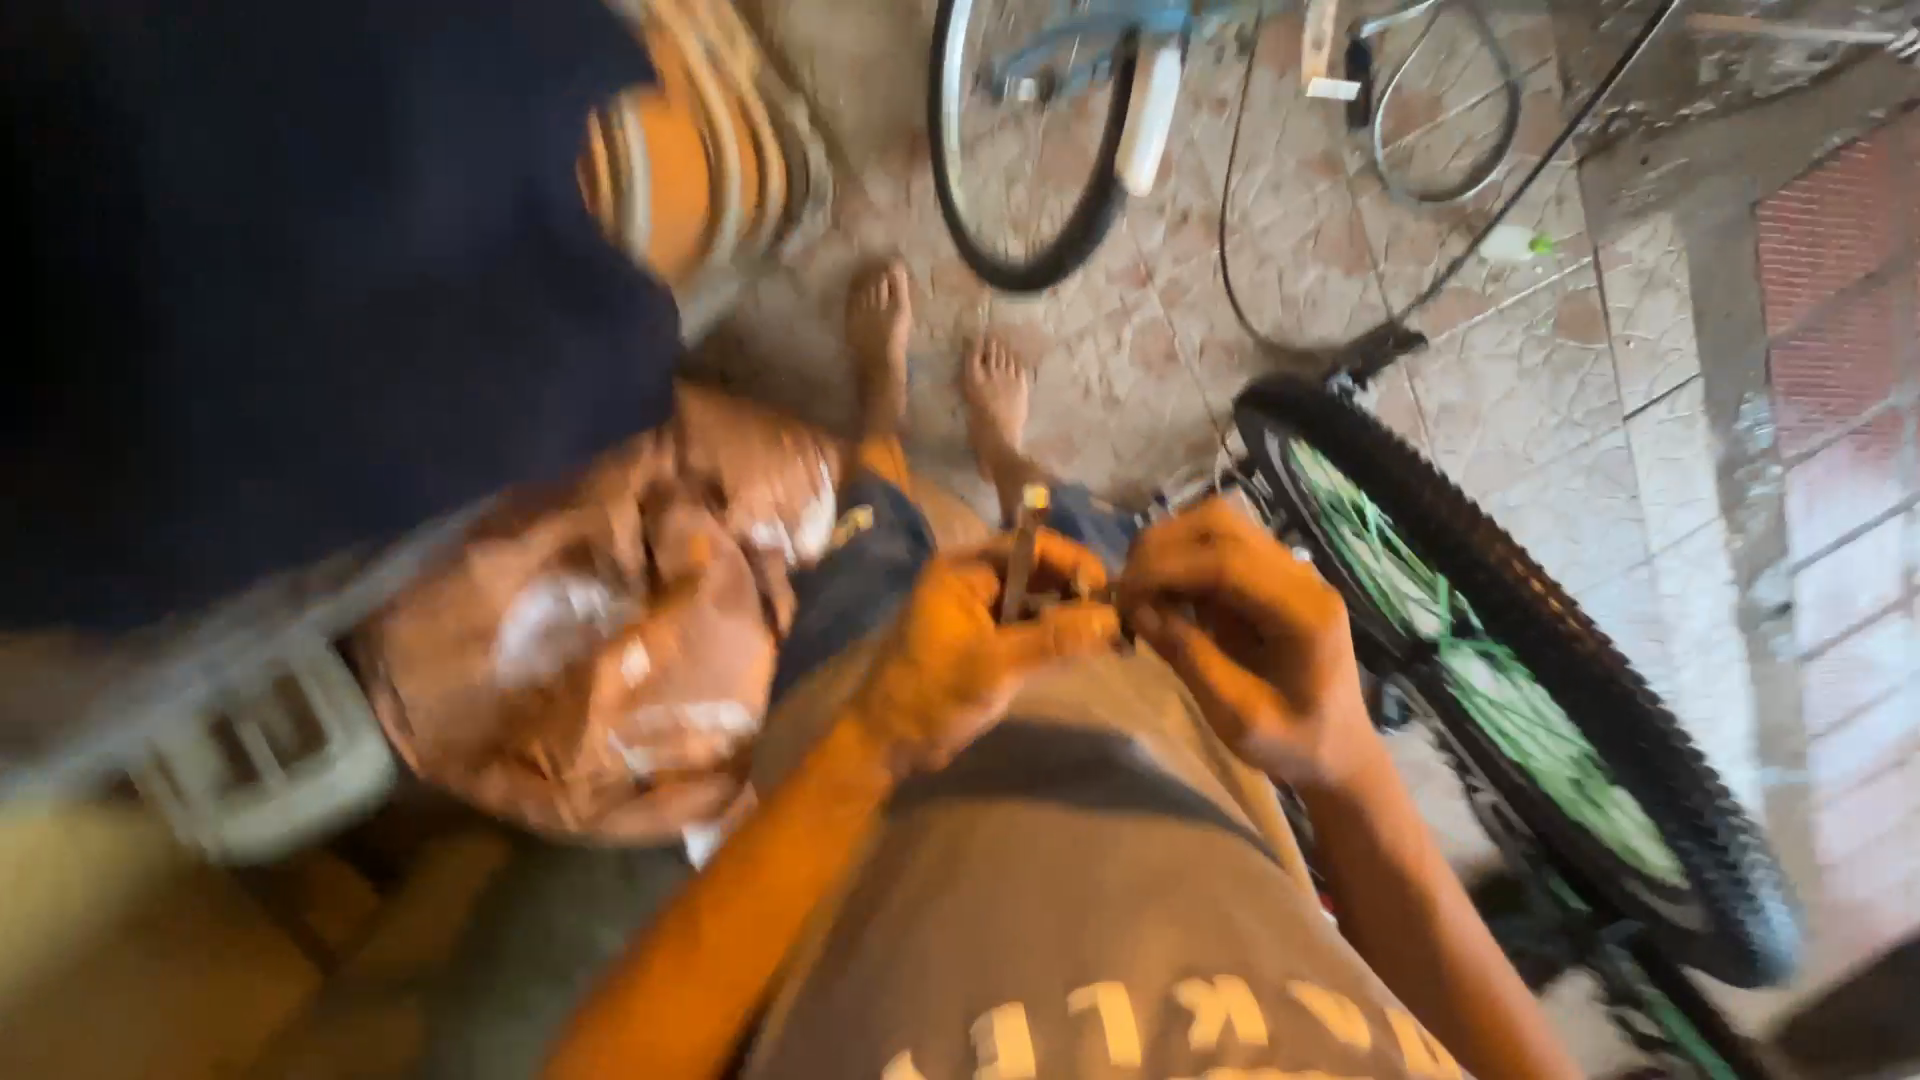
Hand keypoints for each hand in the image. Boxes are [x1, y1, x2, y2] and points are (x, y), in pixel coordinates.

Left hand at [845, 530, 1121, 775]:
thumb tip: (1114, 618)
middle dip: (1077, 591)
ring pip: (1037, 600)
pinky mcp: (985, 640)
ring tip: (1112, 636)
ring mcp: (979, 611)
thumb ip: (1054, 640)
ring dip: (1071, 615)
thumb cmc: (931, 697)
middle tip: (1118, 618)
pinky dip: (1056, 636)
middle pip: (1038, 570)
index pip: (1030, 546)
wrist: (887, 744)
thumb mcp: (994, 667)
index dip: (1074, 563)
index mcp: (963, 570)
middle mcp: (972, 580)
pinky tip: (1087, 650)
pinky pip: (1028, 626)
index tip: (1109, 593)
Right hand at [1119, 497, 1376, 790]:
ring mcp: (1288, 571)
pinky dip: (1181, 559)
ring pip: (1219, 525)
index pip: (1227, 562)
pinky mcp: (1270, 577)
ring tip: (1140, 586)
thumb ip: (1189, 659)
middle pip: (1223, 524)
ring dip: (1170, 546)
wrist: (1339, 751)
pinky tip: (1161, 592)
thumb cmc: (1293, 744)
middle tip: (1127, 585)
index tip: (1123, 593)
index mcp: (1305, 613)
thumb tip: (1136, 609)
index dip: (1167, 569)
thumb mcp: (1237, 717)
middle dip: (1164, 544)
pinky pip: (1219, 546)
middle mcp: (1302, 577)